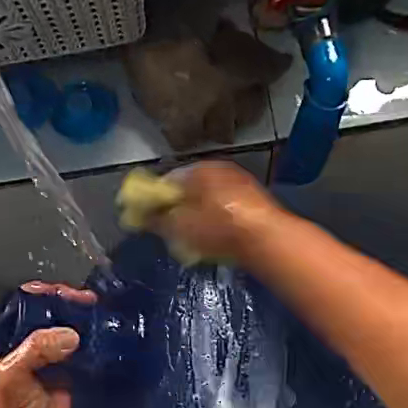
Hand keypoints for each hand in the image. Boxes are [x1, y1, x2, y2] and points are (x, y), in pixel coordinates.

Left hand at [0, 282, 94, 407]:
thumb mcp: (14, 373)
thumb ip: (36, 349)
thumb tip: (68, 336)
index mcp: (9, 336)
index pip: (25, 304)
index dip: (42, 293)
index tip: (58, 291)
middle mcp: (29, 340)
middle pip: (51, 310)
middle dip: (67, 301)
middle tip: (81, 299)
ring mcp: (51, 352)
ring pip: (68, 324)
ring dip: (82, 316)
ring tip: (93, 310)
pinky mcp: (69, 364)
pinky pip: (83, 344)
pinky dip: (92, 337)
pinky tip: (98, 331)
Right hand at [157, 160, 286, 265]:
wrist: (266, 239)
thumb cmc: (217, 229)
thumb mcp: (179, 228)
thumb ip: (157, 220)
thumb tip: (142, 216)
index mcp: (197, 169)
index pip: (166, 180)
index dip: (155, 200)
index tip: (150, 218)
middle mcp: (219, 167)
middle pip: (190, 187)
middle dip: (179, 207)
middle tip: (172, 229)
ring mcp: (240, 180)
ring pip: (209, 196)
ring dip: (200, 213)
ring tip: (195, 237)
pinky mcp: (255, 198)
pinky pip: (227, 205)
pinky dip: (218, 218)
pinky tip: (217, 237)